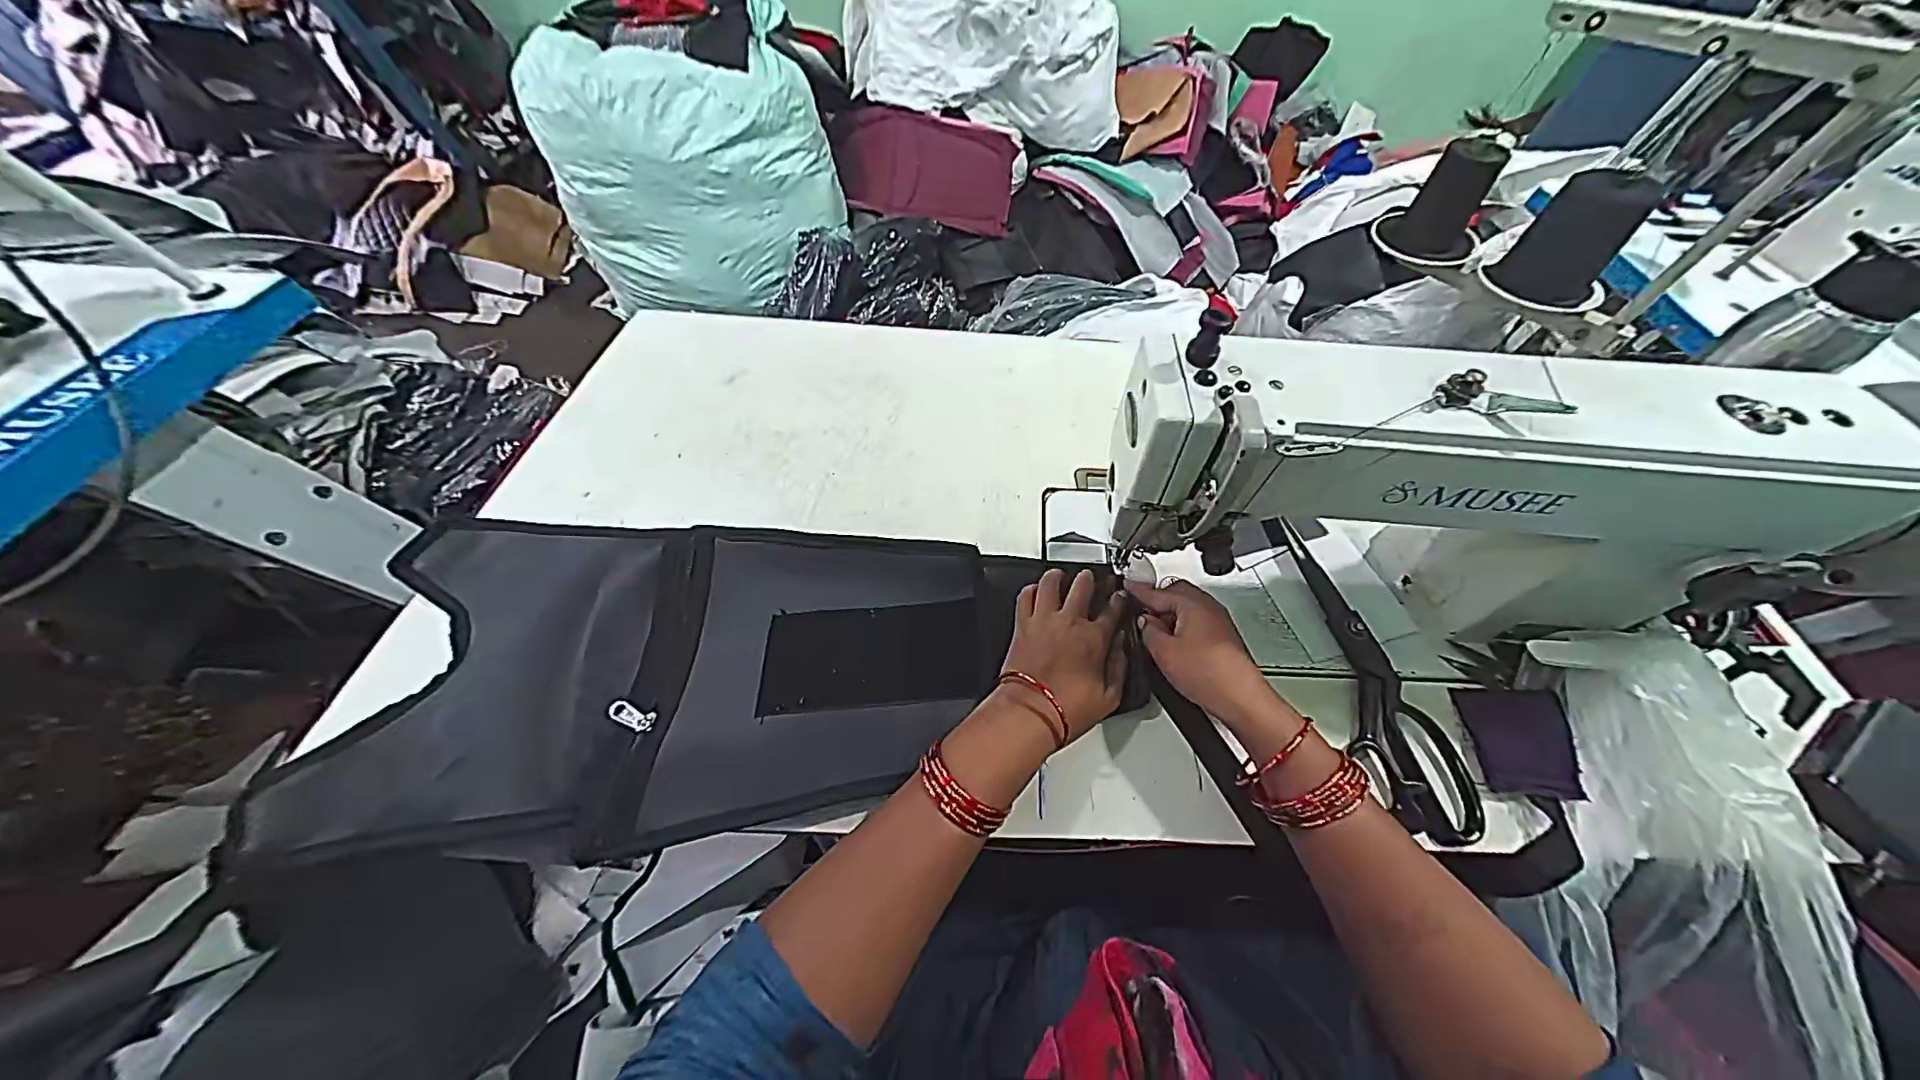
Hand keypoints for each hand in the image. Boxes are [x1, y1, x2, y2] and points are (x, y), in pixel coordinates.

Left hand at [1000, 569, 1127, 741]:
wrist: (1030, 712)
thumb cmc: (1065, 708)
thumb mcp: (1109, 697)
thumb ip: (1119, 668)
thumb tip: (1122, 650)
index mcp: (1095, 639)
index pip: (1112, 608)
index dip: (1118, 599)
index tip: (1118, 598)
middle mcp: (1070, 623)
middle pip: (1083, 585)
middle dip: (1090, 579)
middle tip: (1091, 580)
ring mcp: (1044, 621)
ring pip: (1051, 582)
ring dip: (1059, 577)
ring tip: (1062, 576)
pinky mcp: (1022, 626)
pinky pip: (1025, 596)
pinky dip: (1031, 590)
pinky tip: (1035, 591)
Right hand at [1127, 578, 1270, 725]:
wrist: (1240, 697)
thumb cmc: (1211, 674)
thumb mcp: (1163, 652)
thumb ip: (1148, 631)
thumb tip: (1145, 623)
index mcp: (1193, 604)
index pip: (1159, 592)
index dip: (1140, 590)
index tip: (1129, 587)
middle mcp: (1209, 608)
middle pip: (1177, 593)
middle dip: (1158, 601)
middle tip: (1141, 610)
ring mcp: (1219, 621)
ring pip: (1188, 608)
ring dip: (1171, 615)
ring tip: (1157, 633)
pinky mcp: (1223, 637)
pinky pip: (1197, 622)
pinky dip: (1183, 627)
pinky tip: (1175, 645)